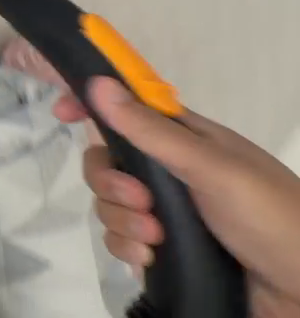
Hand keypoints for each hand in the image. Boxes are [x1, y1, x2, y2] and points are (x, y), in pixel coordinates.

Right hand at [59, 77, 299, 316]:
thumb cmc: (277, 221)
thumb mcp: (216, 170)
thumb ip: (154, 130)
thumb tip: (97, 81)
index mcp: (186, 143)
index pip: (125, 109)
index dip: (88, 105)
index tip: (60, 114)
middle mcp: (171, 173)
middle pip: (104, 159)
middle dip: (108, 180)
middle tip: (139, 199)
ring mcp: (168, 212)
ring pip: (107, 200)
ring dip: (121, 218)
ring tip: (156, 238)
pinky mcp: (165, 248)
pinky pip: (118, 237)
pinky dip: (128, 246)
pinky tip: (151, 257)